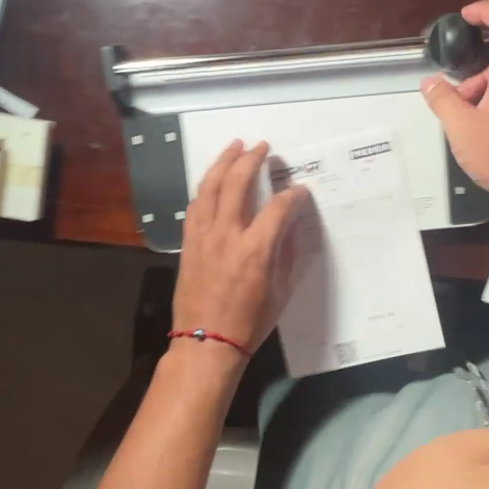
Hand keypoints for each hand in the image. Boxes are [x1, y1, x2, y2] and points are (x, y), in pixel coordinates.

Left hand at [174, 141, 309, 354]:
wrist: (206, 342)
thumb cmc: (250, 322)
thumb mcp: (281, 291)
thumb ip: (286, 253)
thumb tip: (290, 226)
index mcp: (256, 249)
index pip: (278, 207)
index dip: (292, 195)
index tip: (300, 190)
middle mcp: (227, 235)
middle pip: (238, 183)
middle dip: (251, 160)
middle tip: (262, 147)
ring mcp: (203, 236)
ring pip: (210, 187)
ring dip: (223, 163)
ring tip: (234, 147)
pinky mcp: (188, 242)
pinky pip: (196, 205)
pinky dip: (206, 188)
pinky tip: (213, 181)